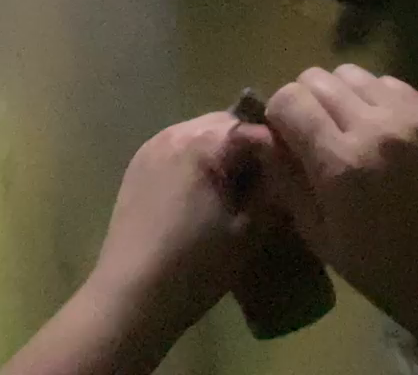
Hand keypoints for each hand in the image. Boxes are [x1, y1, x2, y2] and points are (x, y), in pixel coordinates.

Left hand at [87, 111, 266, 332]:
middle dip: (246, 147)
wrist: (131, 294)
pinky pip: (179, 146)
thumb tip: (282, 168)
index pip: (254, 128)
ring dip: (220, 151)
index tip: (286, 176)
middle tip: (260, 184)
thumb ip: (271, 189)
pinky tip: (199, 193)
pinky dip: (195, 159)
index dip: (275, 151)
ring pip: (201, 133)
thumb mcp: (248, 230)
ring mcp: (154, 145)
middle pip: (226, 123)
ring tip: (230, 189)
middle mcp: (177, 131)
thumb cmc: (195, 264)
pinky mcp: (138, 162)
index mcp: (205, 142)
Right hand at [264, 65, 417, 346]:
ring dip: (337, 94)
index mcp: (341, 163)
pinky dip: (371, 96)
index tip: (283, 138)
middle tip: (311, 133)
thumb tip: (254, 134)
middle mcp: (374, 128)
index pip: (289, 99)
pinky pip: (385, 81)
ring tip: (345, 126)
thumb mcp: (318, 233)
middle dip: (304, 102)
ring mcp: (407, 116)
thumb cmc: (380, 267)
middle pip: (316, 78)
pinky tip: (376, 127)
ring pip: (350, 72)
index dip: (277, 115)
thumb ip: (283, 176)